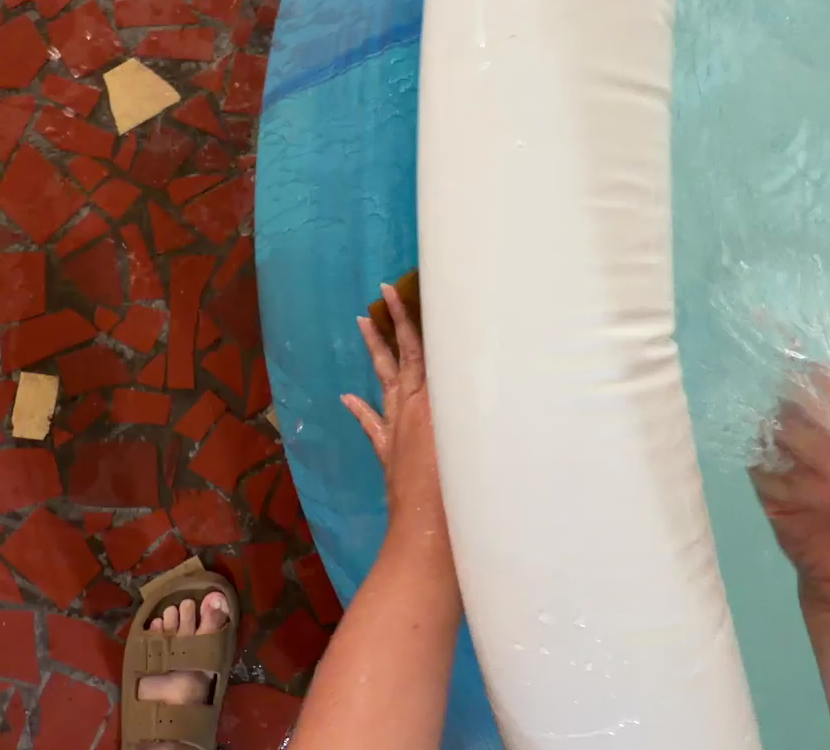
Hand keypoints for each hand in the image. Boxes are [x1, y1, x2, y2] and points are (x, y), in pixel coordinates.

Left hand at [348, 283, 450, 553]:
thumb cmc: (464, 492)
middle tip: (380, 294)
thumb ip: (476, 406)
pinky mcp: (390, 454)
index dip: (409, 319)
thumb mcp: (477, 440)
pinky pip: (372, 425)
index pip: (421, 349)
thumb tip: (482, 376)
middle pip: (400, 358)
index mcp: (433, 402)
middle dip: (392, 324)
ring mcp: (397, 431)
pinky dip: (361, 410)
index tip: (395, 291)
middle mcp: (411, 410)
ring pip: (384, 382)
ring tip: (361, 323)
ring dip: (374, 352)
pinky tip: (347, 397)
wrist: (431, 539)